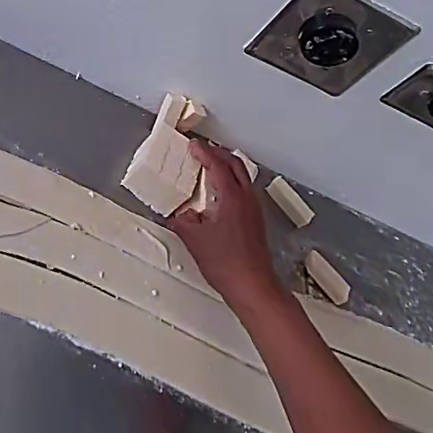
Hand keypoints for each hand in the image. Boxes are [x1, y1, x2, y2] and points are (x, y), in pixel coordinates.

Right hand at [168, 140, 283, 309]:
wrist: (253, 286)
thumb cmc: (229, 266)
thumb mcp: (196, 241)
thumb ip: (183, 222)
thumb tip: (176, 214)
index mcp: (233, 198)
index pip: (218, 166)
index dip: (204, 153)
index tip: (194, 146)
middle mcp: (247, 199)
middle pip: (235, 164)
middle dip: (218, 153)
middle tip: (203, 150)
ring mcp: (254, 209)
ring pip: (242, 175)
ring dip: (227, 166)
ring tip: (211, 166)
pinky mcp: (256, 219)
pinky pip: (244, 189)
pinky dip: (232, 181)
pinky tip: (221, 193)